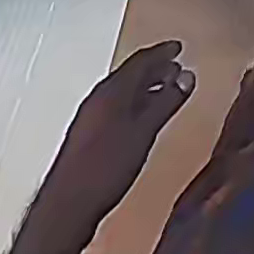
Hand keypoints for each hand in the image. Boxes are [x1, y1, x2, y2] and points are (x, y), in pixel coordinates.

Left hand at [22, 41, 194, 253]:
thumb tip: (187, 76)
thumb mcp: (144, 132)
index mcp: (112, 89)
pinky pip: (116, 104)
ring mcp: (91, 114)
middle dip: (156, 68)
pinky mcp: (88, 132)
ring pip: (124, 89)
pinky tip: (143, 117)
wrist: (67, 205)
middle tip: (177, 67)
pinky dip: (135, 102)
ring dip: (146, 85)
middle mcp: (100, 96)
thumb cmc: (105, 166)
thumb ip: (166, 102)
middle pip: (131, 72)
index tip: (178, 47)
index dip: (162, 52)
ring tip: (166, 89)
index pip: (140, 59)